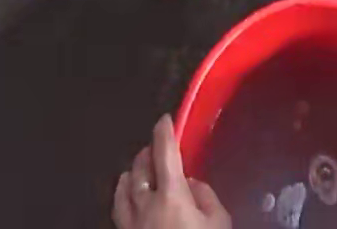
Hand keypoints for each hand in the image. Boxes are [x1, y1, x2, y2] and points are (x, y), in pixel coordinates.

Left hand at [113, 115, 230, 228]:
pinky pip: (118, 213)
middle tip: (155, 147)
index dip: (164, 131)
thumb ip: (205, 196)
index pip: (164, 151)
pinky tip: (127, 198)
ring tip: (138, 169)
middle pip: (140, 167)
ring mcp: (130, 227)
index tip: (165, 119)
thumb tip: (191, 183)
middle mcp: (145, 205)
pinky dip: (123, 197)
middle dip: (147, 152)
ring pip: (122, 189)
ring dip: (132, 174)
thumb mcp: (219, 222)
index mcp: (171, 194)